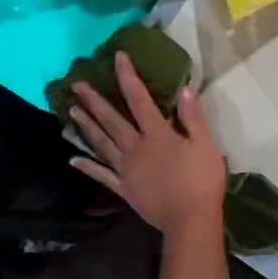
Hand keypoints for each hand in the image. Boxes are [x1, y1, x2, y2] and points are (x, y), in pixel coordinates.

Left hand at [67, 52, 226, 236]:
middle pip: (111, 120)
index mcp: (156, 134)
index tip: (117, 57)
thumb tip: (184, 90)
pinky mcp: (124, 188)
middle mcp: (135, 148)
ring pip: (101, 143)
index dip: (128, 77)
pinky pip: (102, 175)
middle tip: (75, 84)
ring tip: (71, 111)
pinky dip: (87, 167)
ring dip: (86, 126)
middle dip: (94, 100)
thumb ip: (193, 118)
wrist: (189, 221)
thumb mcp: (206, 146)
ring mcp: (126, 169)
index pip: (139, 99)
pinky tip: (73, 160)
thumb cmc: (202, 182)